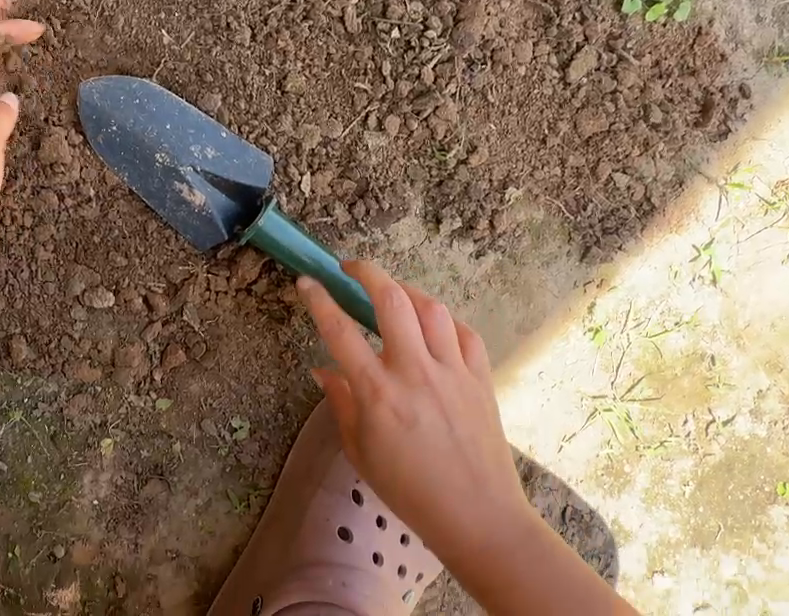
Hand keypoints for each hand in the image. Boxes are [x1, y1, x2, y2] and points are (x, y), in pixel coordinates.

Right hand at [298, 264, 534, 564]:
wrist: (480, 520)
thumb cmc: (409, 490)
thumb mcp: (359, 450)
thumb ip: (341, 402)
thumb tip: (322, 369)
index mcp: (378, 392)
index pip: (339, 329)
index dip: (319, 299)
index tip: (307, 281)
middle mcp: (415, 372)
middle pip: (391, 300)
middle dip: (367, 272)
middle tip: (350, 269)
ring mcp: (453, 373)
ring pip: (431, 308)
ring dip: (406, 291)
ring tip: (391, 292)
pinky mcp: (481, 380)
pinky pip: (465, 333)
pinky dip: (444, 321)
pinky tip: (431, 324)